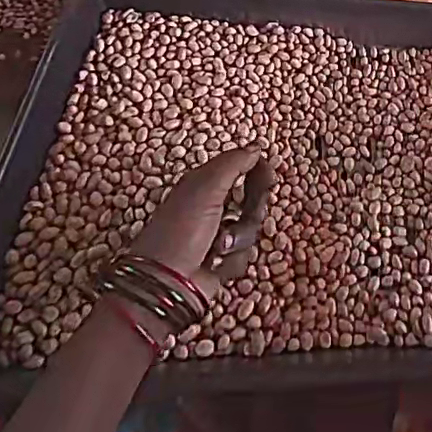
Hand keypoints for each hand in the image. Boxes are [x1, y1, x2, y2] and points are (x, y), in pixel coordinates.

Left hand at [128, 148, 272, 298]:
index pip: (242, 167)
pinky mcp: (223, 260)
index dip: (257, 171)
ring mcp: (218, 233)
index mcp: (205, 182)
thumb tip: (256, 147)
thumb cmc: (179, 231)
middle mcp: (213, 205)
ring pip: (251, 229)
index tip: (267, 176)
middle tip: (242, 215)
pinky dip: (232, 260)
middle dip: (250, 211)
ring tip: (219, 247)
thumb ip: (233, 163)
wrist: (165, 284)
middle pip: (253, 199)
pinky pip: (244, 254)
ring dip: (238, 239)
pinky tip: (214, 264)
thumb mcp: (206, 188)